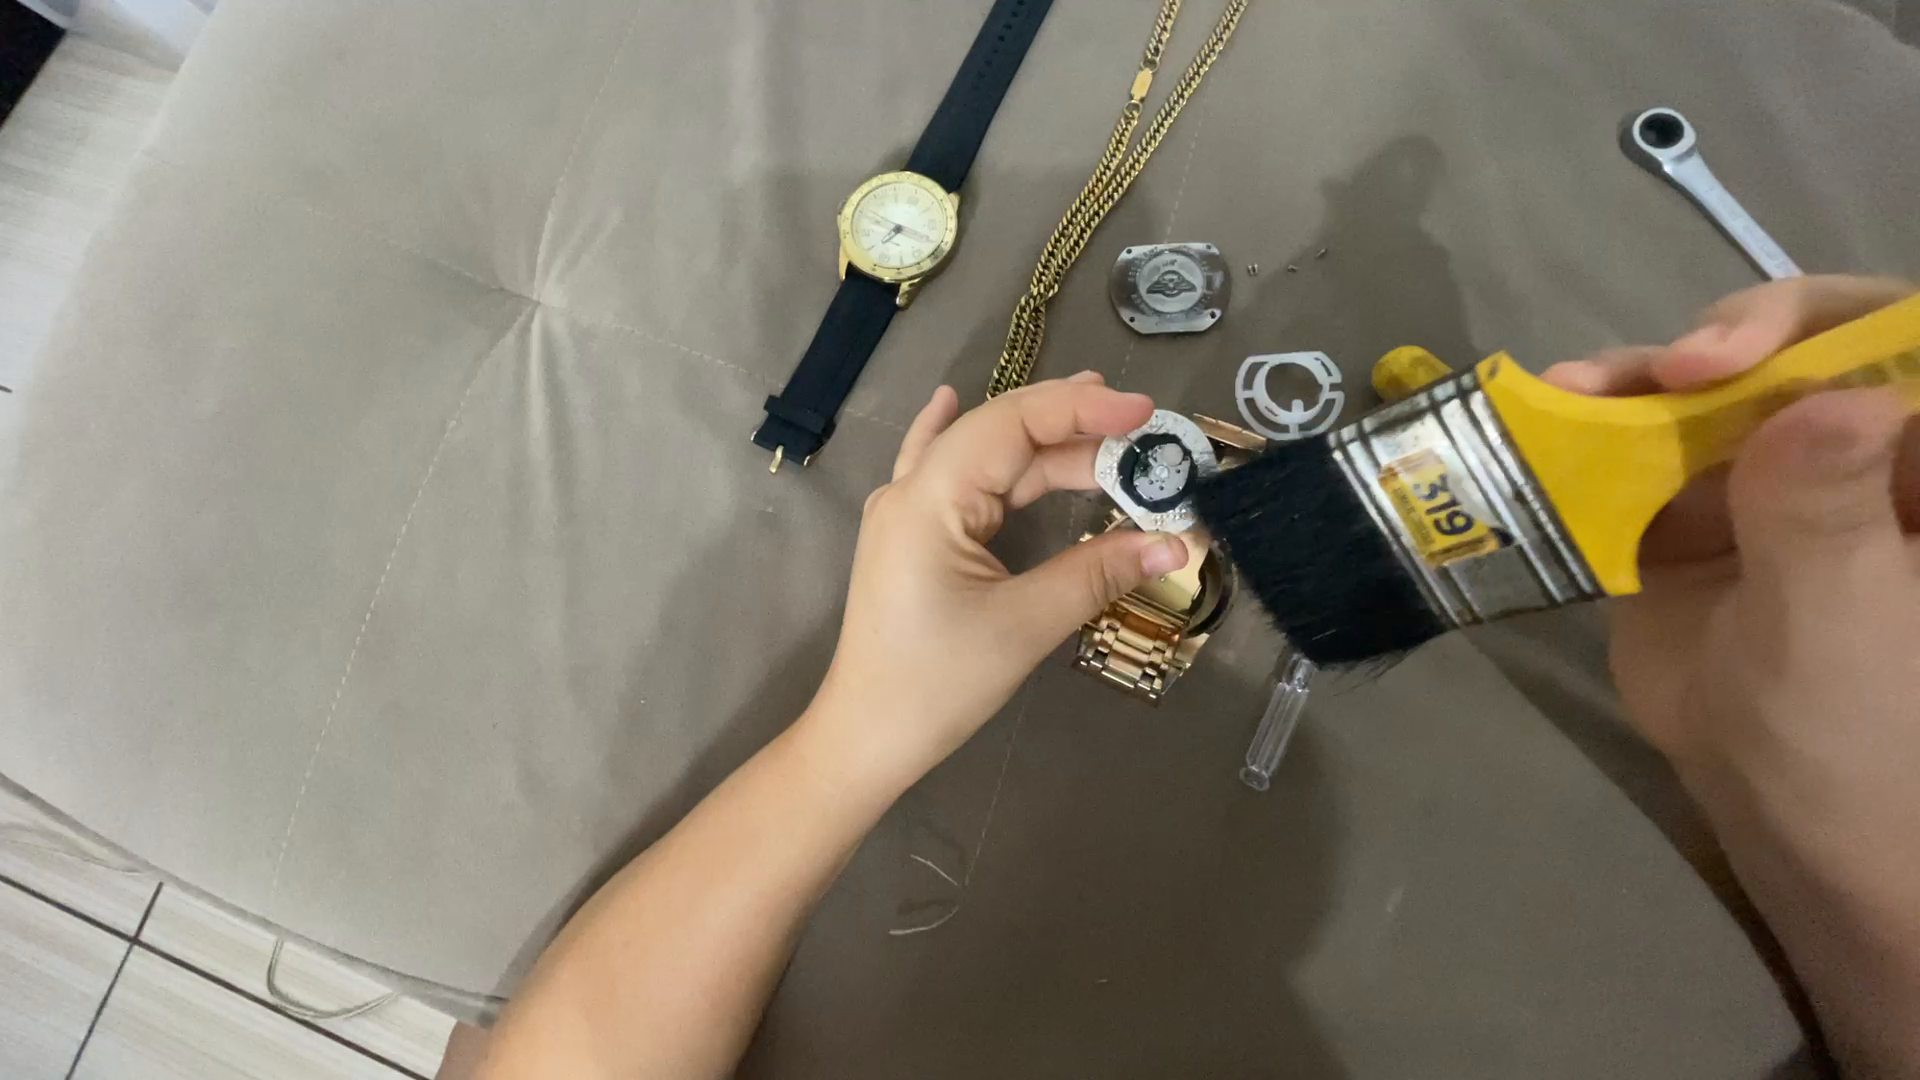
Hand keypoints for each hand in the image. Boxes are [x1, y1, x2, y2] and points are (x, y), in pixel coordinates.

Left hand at [797, 374, 1189, 792]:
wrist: (868, 735)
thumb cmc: (937, 684)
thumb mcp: (1024, 625)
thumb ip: (1098, 573)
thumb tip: (1175, 543)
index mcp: (930, 498)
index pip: (1010, 423)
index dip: (1079, 408)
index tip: (1143, 412)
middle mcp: (912, 490)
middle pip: (999, 434)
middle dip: (1071, 427)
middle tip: (1142, 430)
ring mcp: (906, 511)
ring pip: (982, 457)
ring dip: (1041, 444)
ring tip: (1102, 426)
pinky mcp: (912, 535)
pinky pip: (944, 472)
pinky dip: (966, 445)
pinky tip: (947, 398)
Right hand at [1542, 276, 1919, 1073]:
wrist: (1783, 811)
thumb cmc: (1861, 738)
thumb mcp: (1843, 634)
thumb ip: (1828, 525)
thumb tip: (1826, 404)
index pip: (1905, 346)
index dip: (1822, 327)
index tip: (1727, 362)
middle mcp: (1855, 457)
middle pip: (1794, 355)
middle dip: (1720, 344)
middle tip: (1654, 375)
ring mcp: (1764, 486)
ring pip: (1701, 399)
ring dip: (1632, 385)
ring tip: (1564, 392)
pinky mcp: (1687, 519)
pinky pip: (1635, 459)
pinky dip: (1586, 442)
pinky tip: (1546, 437)